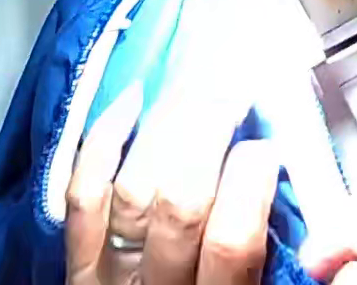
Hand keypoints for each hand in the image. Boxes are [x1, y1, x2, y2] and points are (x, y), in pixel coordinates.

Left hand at [65, 85, 279, 284]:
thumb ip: (266, 255)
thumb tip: (280, 176)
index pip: (232, 239)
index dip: (251, 178)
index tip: (267, 144)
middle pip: (180, 200)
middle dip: (209, 133)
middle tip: (231, 94)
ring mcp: (108, 275)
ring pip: (134, 187)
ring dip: (166, 127)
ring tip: (192, 89)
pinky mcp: (76, 262)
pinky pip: (84, 192)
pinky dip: (104, 140)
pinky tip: (132, 99)